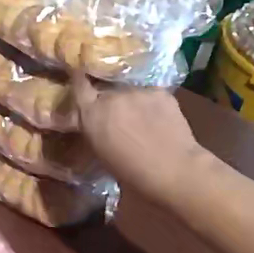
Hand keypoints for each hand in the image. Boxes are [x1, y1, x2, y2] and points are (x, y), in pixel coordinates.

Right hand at [71, 73, 210, 198]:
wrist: (174, 171)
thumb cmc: (134, 176)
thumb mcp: (103, 156)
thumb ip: (96, 134)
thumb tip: (100, 128)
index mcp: (92, 114)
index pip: (79, 84)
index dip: (79, 79)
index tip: (80, 77)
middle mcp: (112, 96)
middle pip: (106, 90)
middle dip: (110, 101)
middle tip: (119, 118)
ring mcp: (138, 91)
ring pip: (130, 93)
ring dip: (133, 103)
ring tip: (143, 121)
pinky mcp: (161, 92)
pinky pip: (151, 96)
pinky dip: (153, 106)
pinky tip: (161, 120)